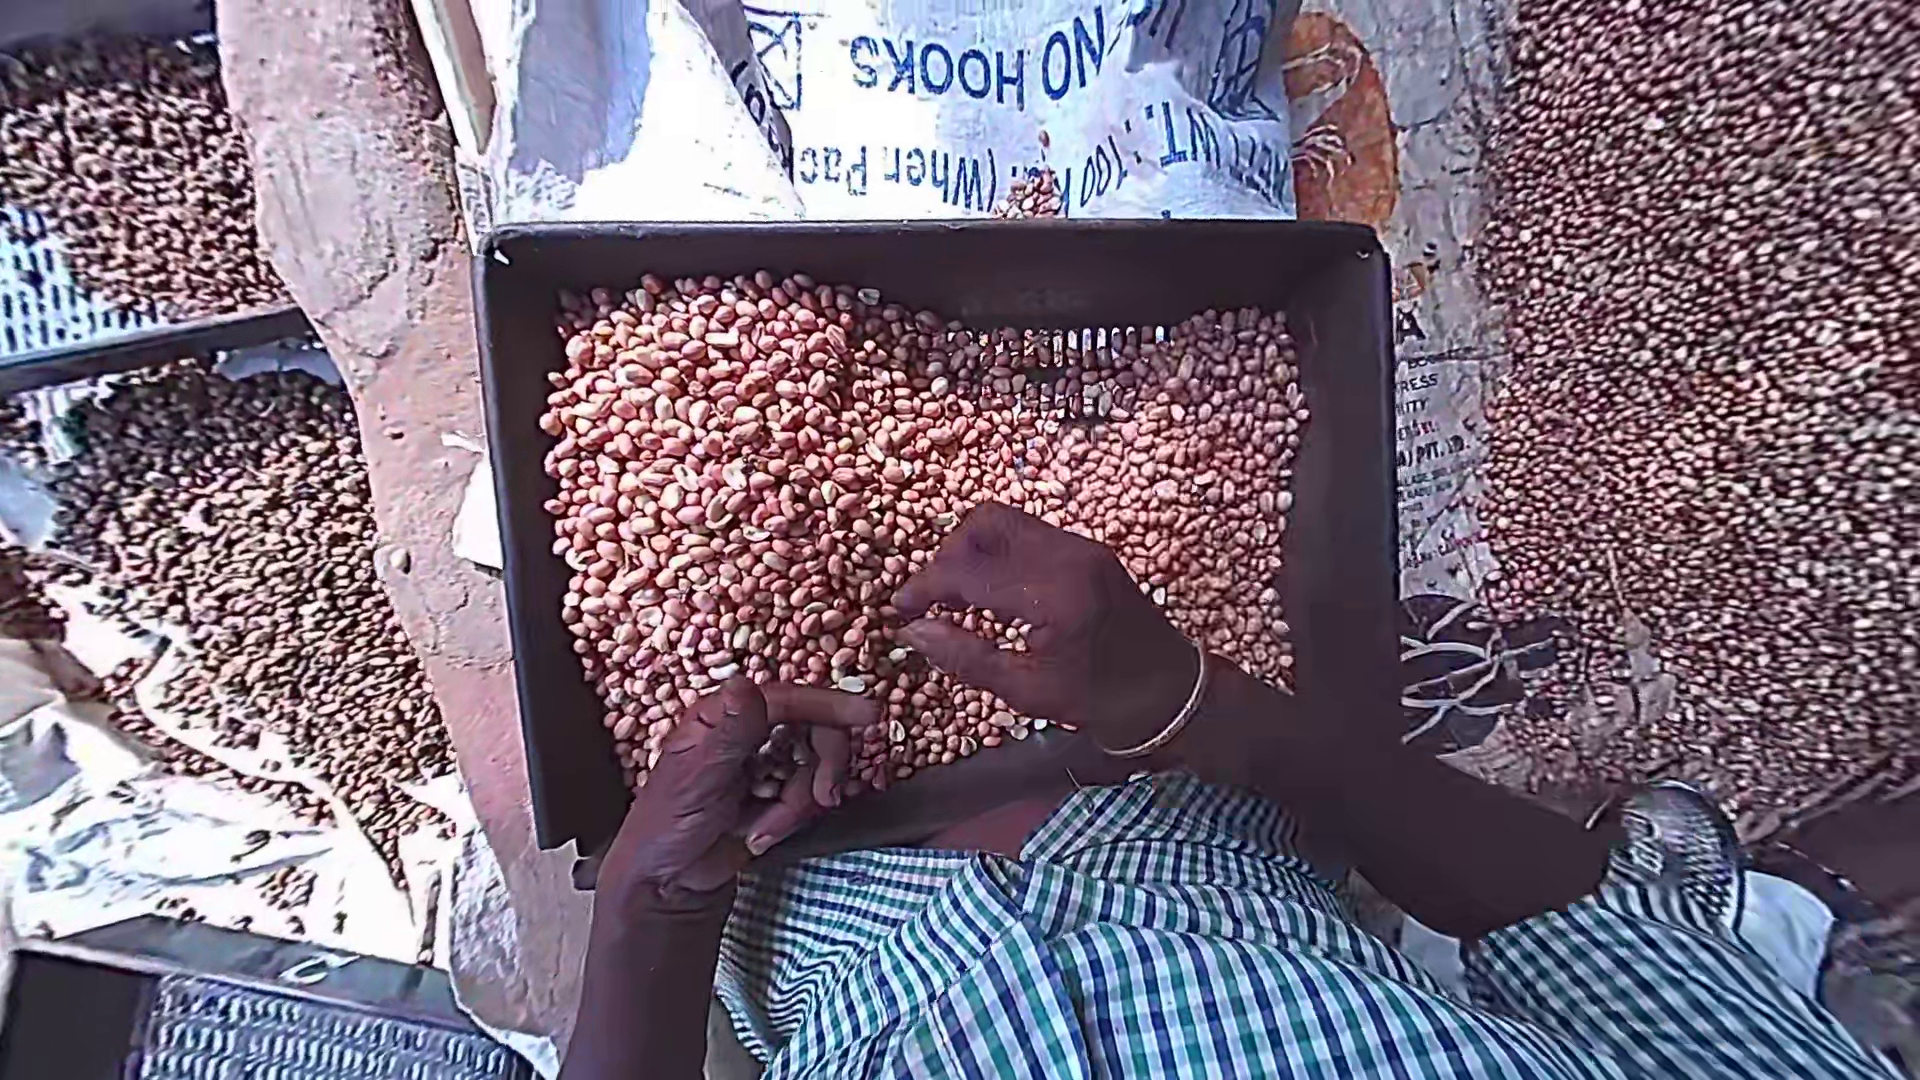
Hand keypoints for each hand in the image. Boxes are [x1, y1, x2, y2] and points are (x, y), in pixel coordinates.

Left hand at [596, 677, 875, 909]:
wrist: (668, 886)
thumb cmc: (666, 826)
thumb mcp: (696, 778)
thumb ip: (729, 733)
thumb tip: (746, 684)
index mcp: (728, 714)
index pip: (789, 700)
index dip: (830, 705)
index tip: (869, 715)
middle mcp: (753, 728)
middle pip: (815, 728)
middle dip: (824, 764)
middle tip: (825, 797)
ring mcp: (769, 758)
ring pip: (818, 762)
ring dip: (801, 801)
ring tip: (768, 828)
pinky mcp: (780, 788)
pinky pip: (810, 791)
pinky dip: (794, 816)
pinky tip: (762, 834)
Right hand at [894, 503, 1198, 754]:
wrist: (1175, 692)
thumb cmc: (1103, 702)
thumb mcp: (1027, 693)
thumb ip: (964, 657)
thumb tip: (911, 632)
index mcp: (1054, 596)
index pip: (968, 571)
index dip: (924, 586)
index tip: (900, 607)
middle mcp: (1068, 555)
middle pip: (984, 522)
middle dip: (947, 555)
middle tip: (935, 597)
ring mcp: (1082, 545)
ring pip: (1005, 520)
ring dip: (971, 548)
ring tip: (959, 593)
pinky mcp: (1087, 548)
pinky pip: (1027, 532)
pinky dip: (997, 551)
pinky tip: (993, 589)